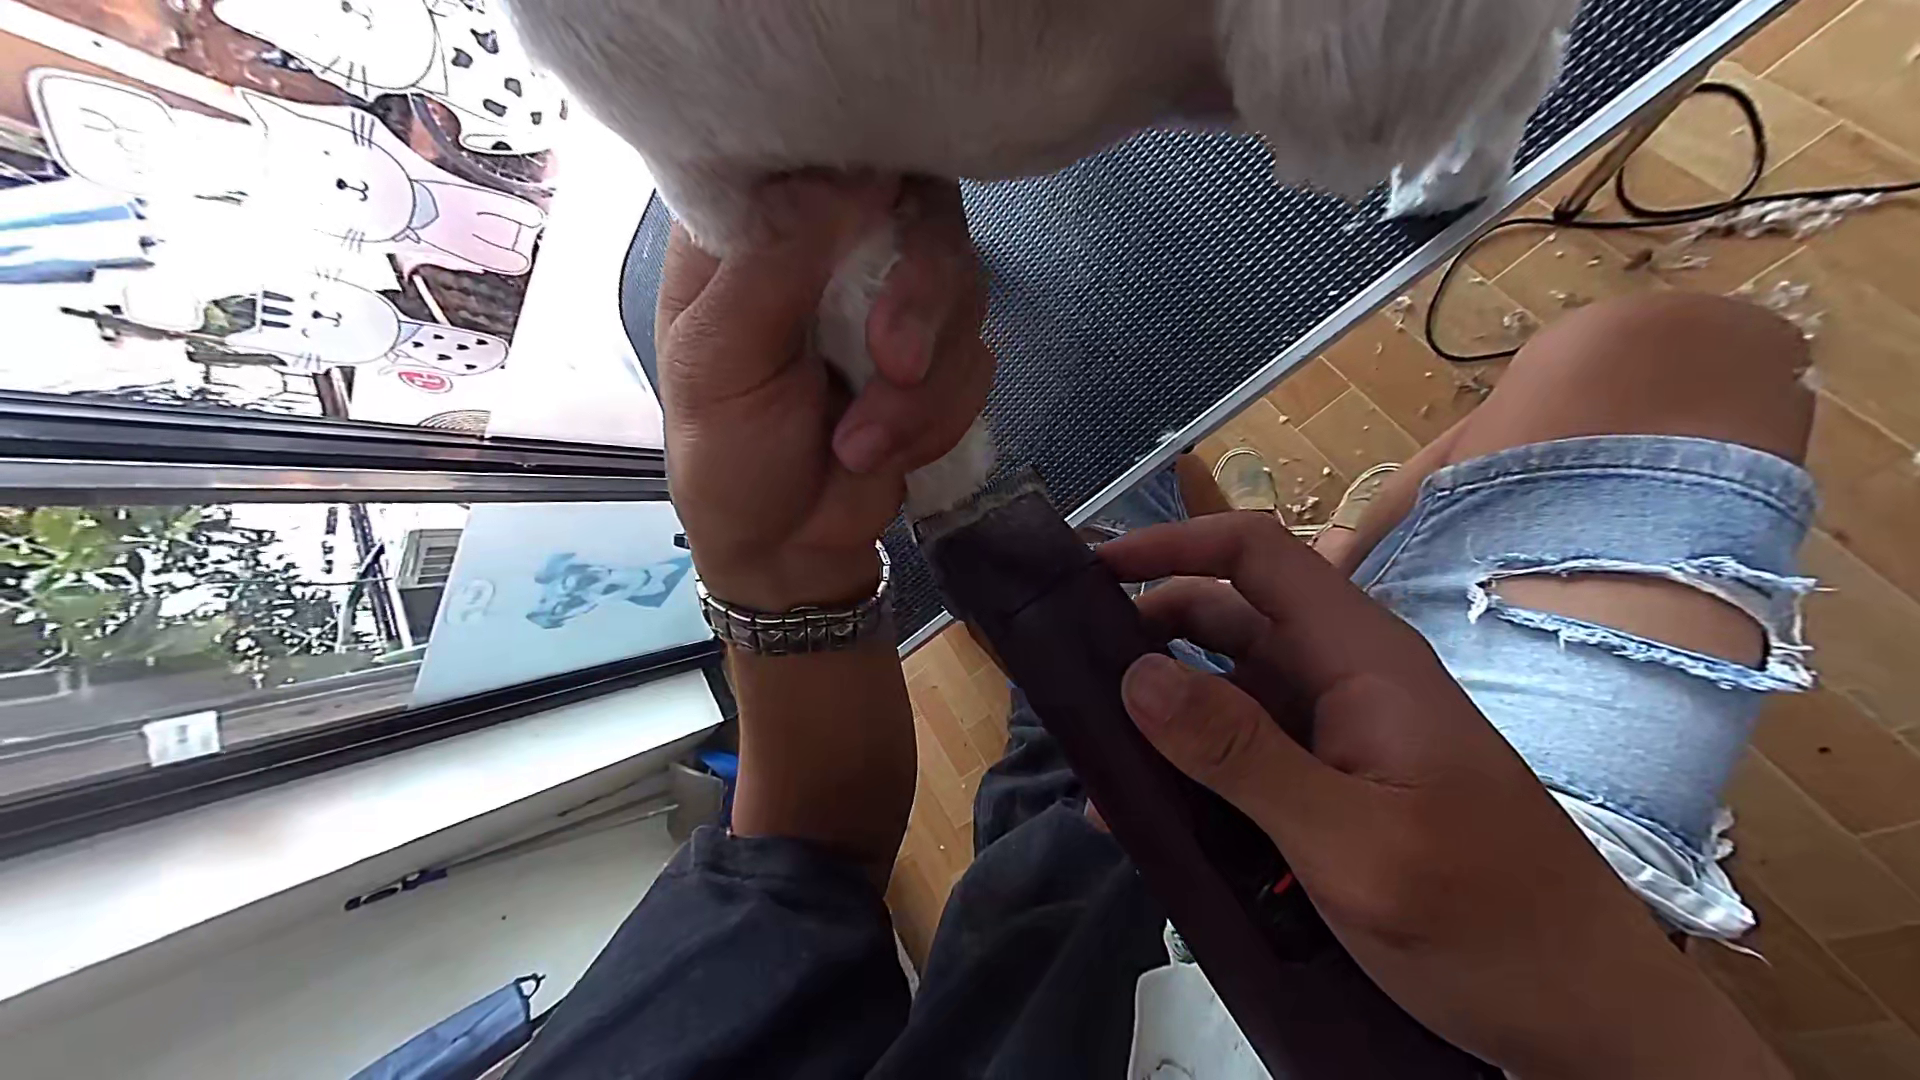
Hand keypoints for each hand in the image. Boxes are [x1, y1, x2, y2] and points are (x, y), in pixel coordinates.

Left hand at [656, 176, 992, 610]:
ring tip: (861, 449)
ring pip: (967, 294)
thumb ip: (771, 266)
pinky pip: (978, 366)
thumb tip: (850, 177)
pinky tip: (887, 457)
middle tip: (893, 365)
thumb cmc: (732, 458)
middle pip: (927, 213)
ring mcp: (898, 310)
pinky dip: (937, 422)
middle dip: (922, 299)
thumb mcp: (719, 365)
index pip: (828, 149)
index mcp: (763, 234)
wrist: (791, 548)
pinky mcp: (940, 365)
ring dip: (922, 392)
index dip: (868, 171)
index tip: (880, 220)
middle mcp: (841, 256)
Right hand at [1098, 513, 1786, 1079]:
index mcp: (1358, 657)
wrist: (1585, 1027)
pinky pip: (1232, 744)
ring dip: (1155, 704)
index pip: (1256, 555)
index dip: (1174, 544)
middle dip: (1146, 627)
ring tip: (1093, 745)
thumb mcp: (1350, 844)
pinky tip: (1139, 807)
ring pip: (1218, 683)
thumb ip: (1239, 754)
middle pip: (1223, 614)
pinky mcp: (1318, 772)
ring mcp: (1326, 726)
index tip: (1098, 568)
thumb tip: (1136, 676)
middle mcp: (1336, 674)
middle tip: (1074, 664)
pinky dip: (1180, 760)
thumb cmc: (1488, 925)